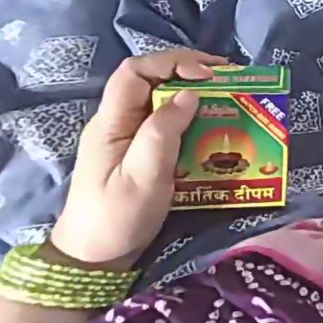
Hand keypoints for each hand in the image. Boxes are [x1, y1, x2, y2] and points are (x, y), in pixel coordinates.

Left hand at [51, 49, 227, 269]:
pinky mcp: (138, 152)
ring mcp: (127, 136)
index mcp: (111, 122)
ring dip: (193, 92)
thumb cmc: (117, 218)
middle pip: (150, 78)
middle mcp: (118, 121)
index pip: (136, 71)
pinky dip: (191, 116)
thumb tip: (190, 94)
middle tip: (229, 77)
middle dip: (189, 71)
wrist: (93, 259)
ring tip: (228, 95)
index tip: (208, 75)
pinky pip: (165, 122)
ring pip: (160, 99)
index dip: (173, 63)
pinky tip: (212, 123)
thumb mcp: (144, 176)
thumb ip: (164, 132)